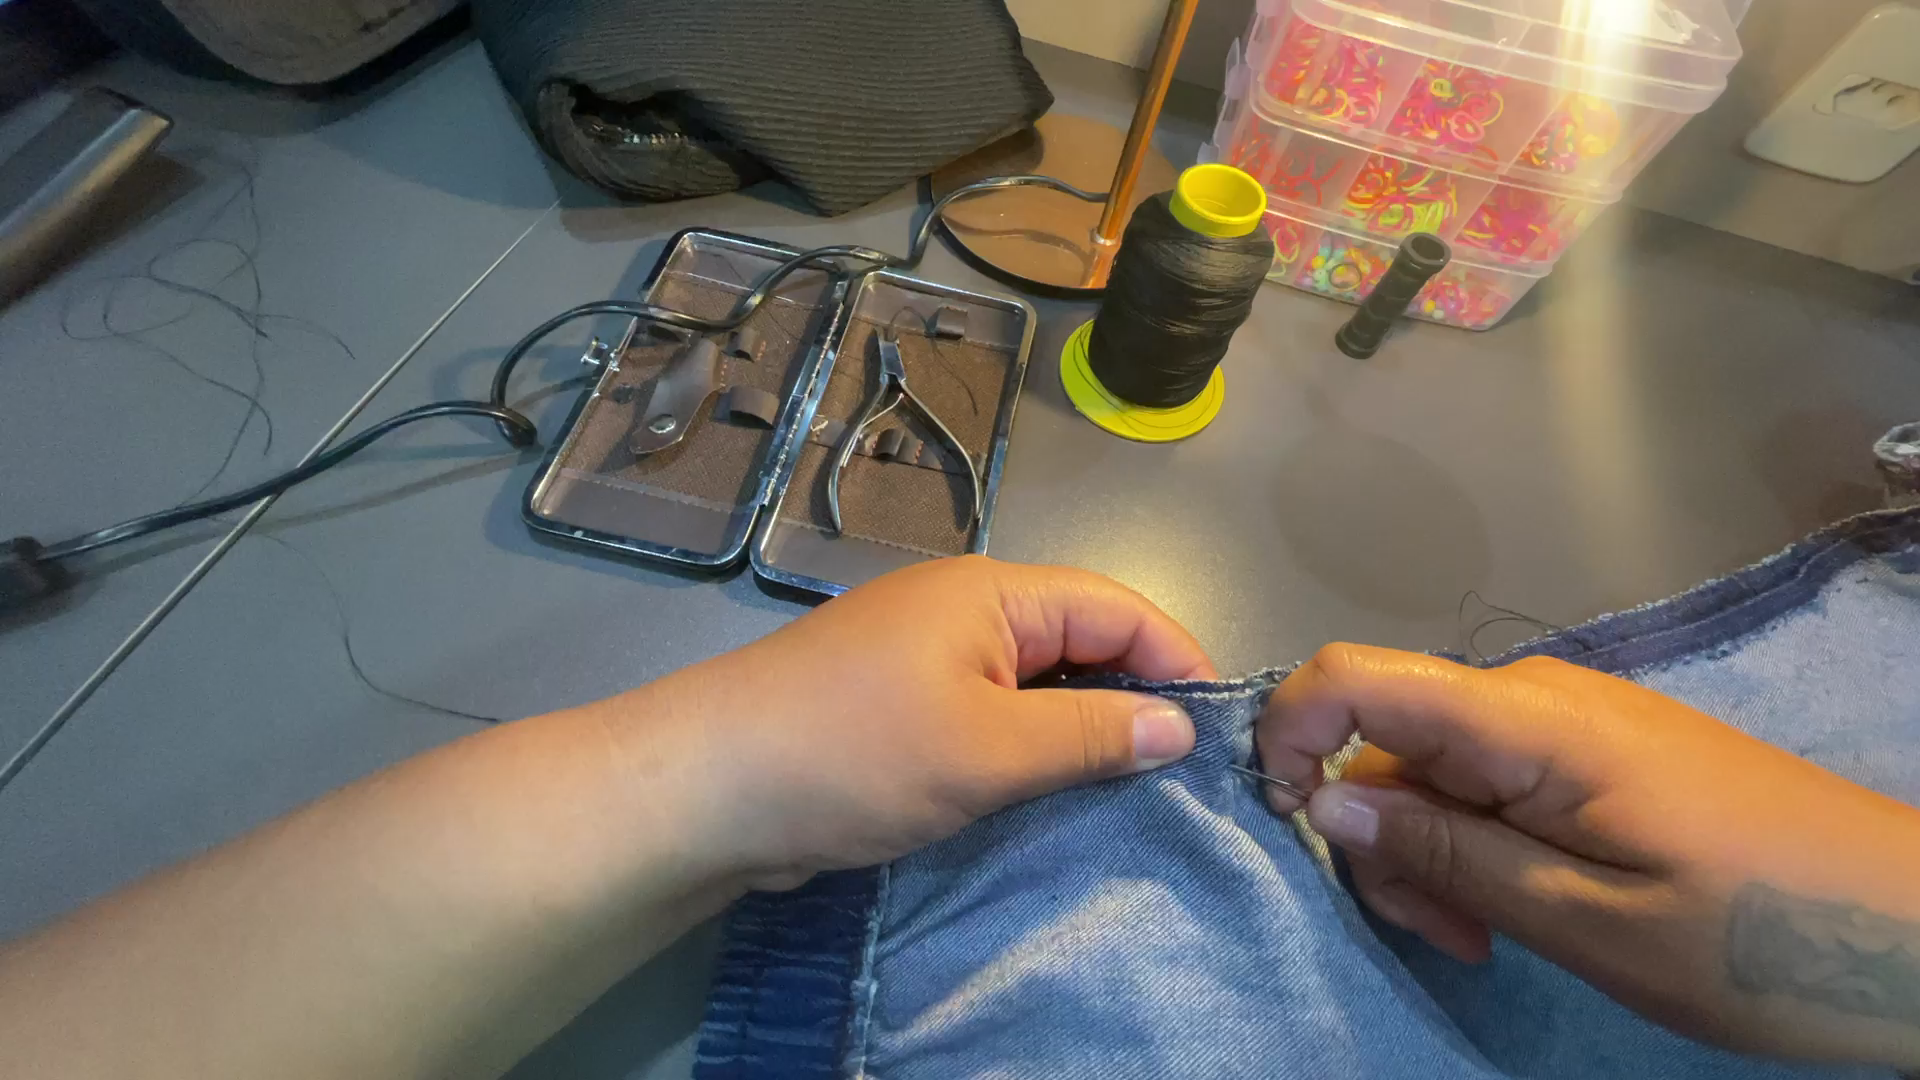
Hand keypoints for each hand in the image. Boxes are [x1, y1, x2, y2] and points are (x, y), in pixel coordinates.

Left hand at [623, 556, 1214, 891]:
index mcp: (992, 593)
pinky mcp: (907, 702)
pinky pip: (995, 712)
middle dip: (1134, 696)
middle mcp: (967, 611)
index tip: (1219, 729)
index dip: (1175, 657)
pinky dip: (1032, 745)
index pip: (1114, 606)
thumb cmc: (857, 750)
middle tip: (1184, 772)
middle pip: (1079, 639)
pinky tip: (1057, 790)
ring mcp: (933, 656)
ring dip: (1083, 727)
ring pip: (1038, 681)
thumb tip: (1178, 726)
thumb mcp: (987, 746)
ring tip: (1134, 788)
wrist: (711, 785)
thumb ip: (1089, 732)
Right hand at [1255, 646, 1919, 1067]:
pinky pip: (1475, 779)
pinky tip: (1510, 901)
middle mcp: (1519, 695)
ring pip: (1424, 766)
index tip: (1287, 814)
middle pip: (1381, 737)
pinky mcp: (1574, 747)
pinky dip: (1465, 840)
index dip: (1288, 728)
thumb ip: (1443, 851)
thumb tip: (1318, 802)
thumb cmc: (1774, 939)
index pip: (1350, 676)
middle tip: (1434, 927)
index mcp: (1520, 718)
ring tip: (1479, 931)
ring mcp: (1549, 718)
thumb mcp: (1592, 920)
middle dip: (1375, 829)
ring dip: (1423, 847)